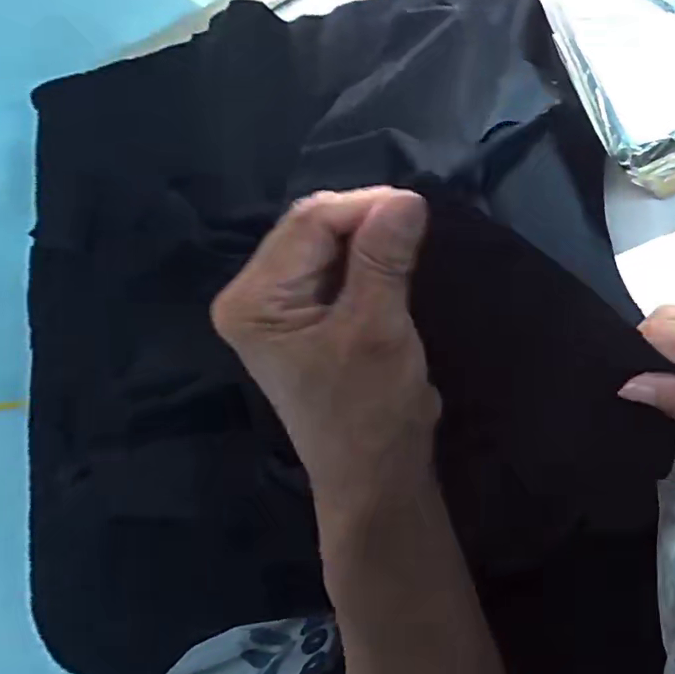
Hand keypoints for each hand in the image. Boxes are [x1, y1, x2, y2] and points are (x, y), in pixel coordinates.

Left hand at [211, 188, 439, 522]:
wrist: (377, 476)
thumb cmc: (370, 410)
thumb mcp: (378, 329)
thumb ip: (384, 260)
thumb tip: (407, 197)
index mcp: (255, 300)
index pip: (308, 224)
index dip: (365, 206)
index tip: (419, 206)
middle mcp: (255, 296)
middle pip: (311, 228)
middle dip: (366, 217)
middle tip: (418, 220)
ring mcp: (279, 307)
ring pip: (326, 244)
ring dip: (369, 235)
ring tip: (412, 235)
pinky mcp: (306, 316)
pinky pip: (336, 266)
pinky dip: (368, 255)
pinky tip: (395, 255)